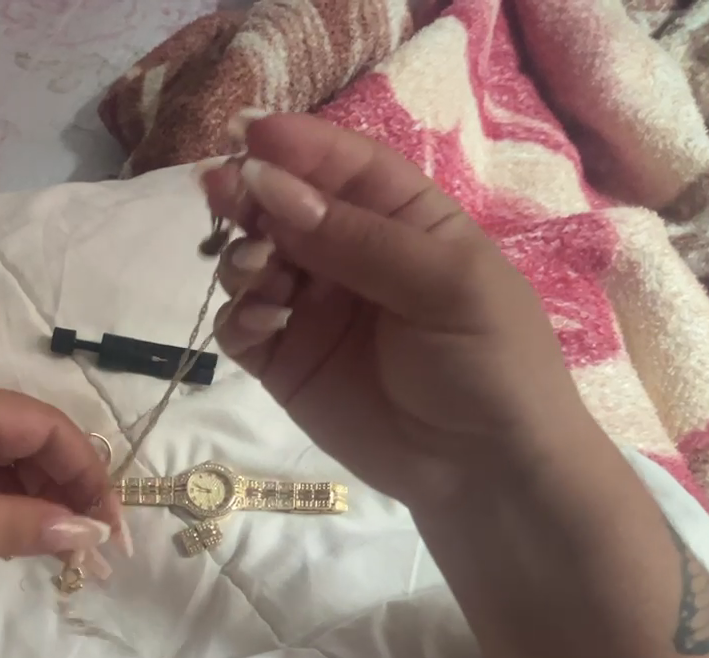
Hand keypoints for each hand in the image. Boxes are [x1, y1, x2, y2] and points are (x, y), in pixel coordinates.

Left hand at [0, 378, 119, 606]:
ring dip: (38, 506)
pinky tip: (20, 544)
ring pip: (2, 470)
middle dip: (68, 490)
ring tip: (67, 554)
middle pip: (27, 444)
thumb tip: (87, 531)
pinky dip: (2, 515)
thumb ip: (14, 526)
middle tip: (95, 550)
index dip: (88, 471)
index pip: (44, 425)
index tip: (111, 528)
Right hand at [201, 114, 594, 511]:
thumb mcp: (442, 284)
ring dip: (242, 261)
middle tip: (222, 196)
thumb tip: (272, 190)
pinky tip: (258, 326)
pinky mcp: (281, 362)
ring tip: (258, 277)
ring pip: (251, 265)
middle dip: (251, 199)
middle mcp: (346, 258)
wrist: (477, 469)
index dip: (296, 148)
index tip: (247, 137)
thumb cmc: (486, 362)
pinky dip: (237, 319)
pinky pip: (240, 327)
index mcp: (401, 221)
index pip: (342, 168)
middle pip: (283, 211)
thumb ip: (356, 238)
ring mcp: (309, 312)